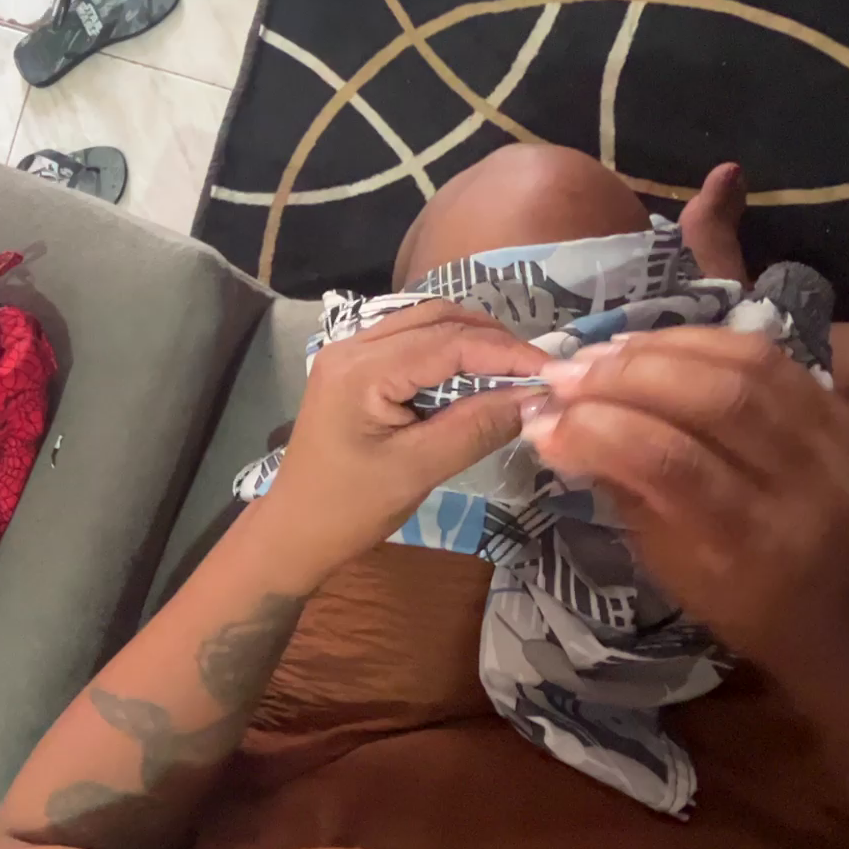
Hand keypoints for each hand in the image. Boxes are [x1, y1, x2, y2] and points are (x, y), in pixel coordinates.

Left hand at [261, 301, 548, 573]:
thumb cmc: (350, 508)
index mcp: (360, 370)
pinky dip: (446, 351)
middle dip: (490, 339)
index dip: (504, 352)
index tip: (552, 371)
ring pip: (423, 323)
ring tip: (512, 370)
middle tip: (535, 370)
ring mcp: (348, 353)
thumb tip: (535, 398)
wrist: (295, 529)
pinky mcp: (353, 367)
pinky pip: (408, 341)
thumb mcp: (418, 470)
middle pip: (435, 318)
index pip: (447, 343)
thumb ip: (476, 428)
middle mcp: (351, 346)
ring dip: (470, 339)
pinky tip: (472, 374)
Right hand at [523, 327, 848, 674]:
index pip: (672, 464)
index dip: (599, 431)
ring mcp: (829, 440)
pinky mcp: (836, 408)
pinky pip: (760, 353)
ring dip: (654, 350)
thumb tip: (550, 422)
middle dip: (624, 379)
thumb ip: (617, 481)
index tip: (543, 423)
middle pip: (714, 401)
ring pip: (740, 365)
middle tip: (564, 375)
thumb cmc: (720, 587)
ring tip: (596, 354)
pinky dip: (692, 340)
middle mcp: (803, 485)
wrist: (820, 597)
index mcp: (750, 541)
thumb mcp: (658, 554)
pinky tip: (643, 345)